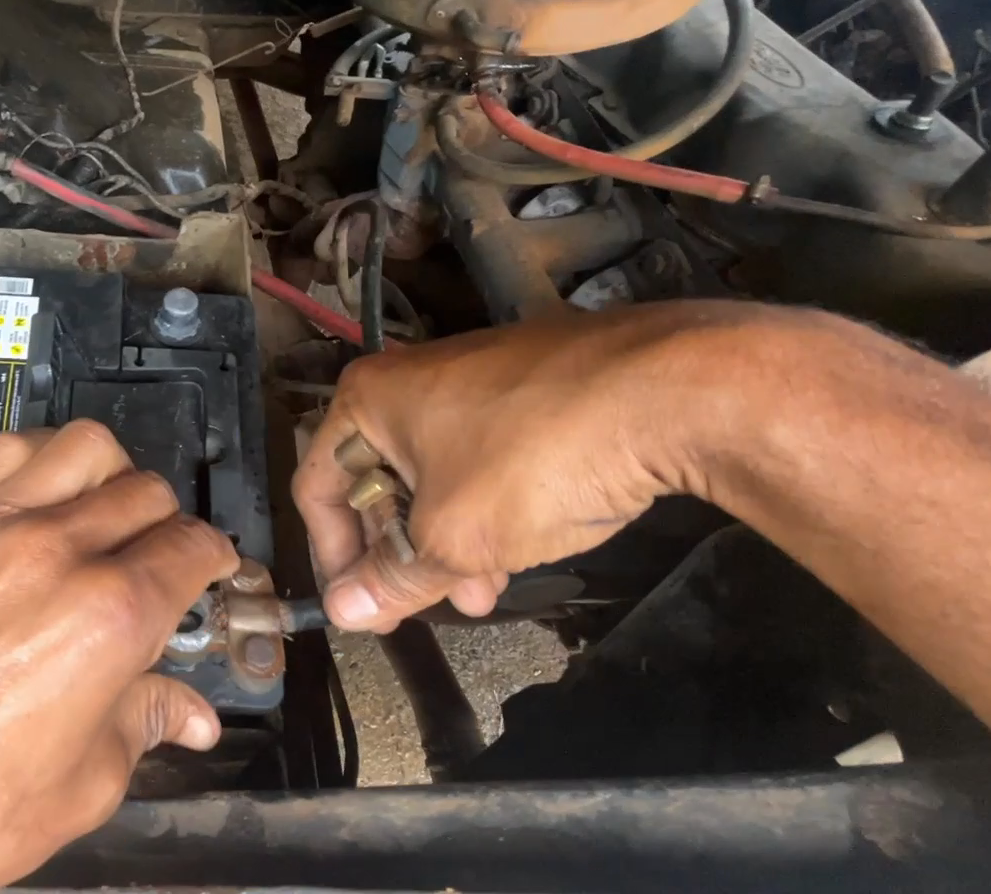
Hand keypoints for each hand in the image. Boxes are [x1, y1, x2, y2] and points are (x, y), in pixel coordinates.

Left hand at [0, 420, 237, 893]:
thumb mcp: (81, 784)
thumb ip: (144, 722)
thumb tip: (187, 714)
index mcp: (105, 619)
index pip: (190, 549)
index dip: (213, 559)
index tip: (209, 569)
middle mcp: (55, 553)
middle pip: (147, 493)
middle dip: (168, 526)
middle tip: (158, 560)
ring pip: (86, 447)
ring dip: (112, 474)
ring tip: (106, 513)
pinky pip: (11, 450)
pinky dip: (44, 460)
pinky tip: (43, 499)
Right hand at [292, 301, 785, 632]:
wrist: (672, 391)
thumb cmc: (531, 461)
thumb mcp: (453, 536)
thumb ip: (392, 578)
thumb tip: (342, 614)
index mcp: (366, 399)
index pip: (317, 487)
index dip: (333, 556)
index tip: (361, 605)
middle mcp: (407, 379)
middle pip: (376, 479)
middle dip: (399, 552)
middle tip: (424, 604)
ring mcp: (470, 376)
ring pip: (431, 472)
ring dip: (445, 537)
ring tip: (480, 590)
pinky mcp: (524, 384)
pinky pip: (478, 453)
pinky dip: (484, 505)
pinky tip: (518, 547)